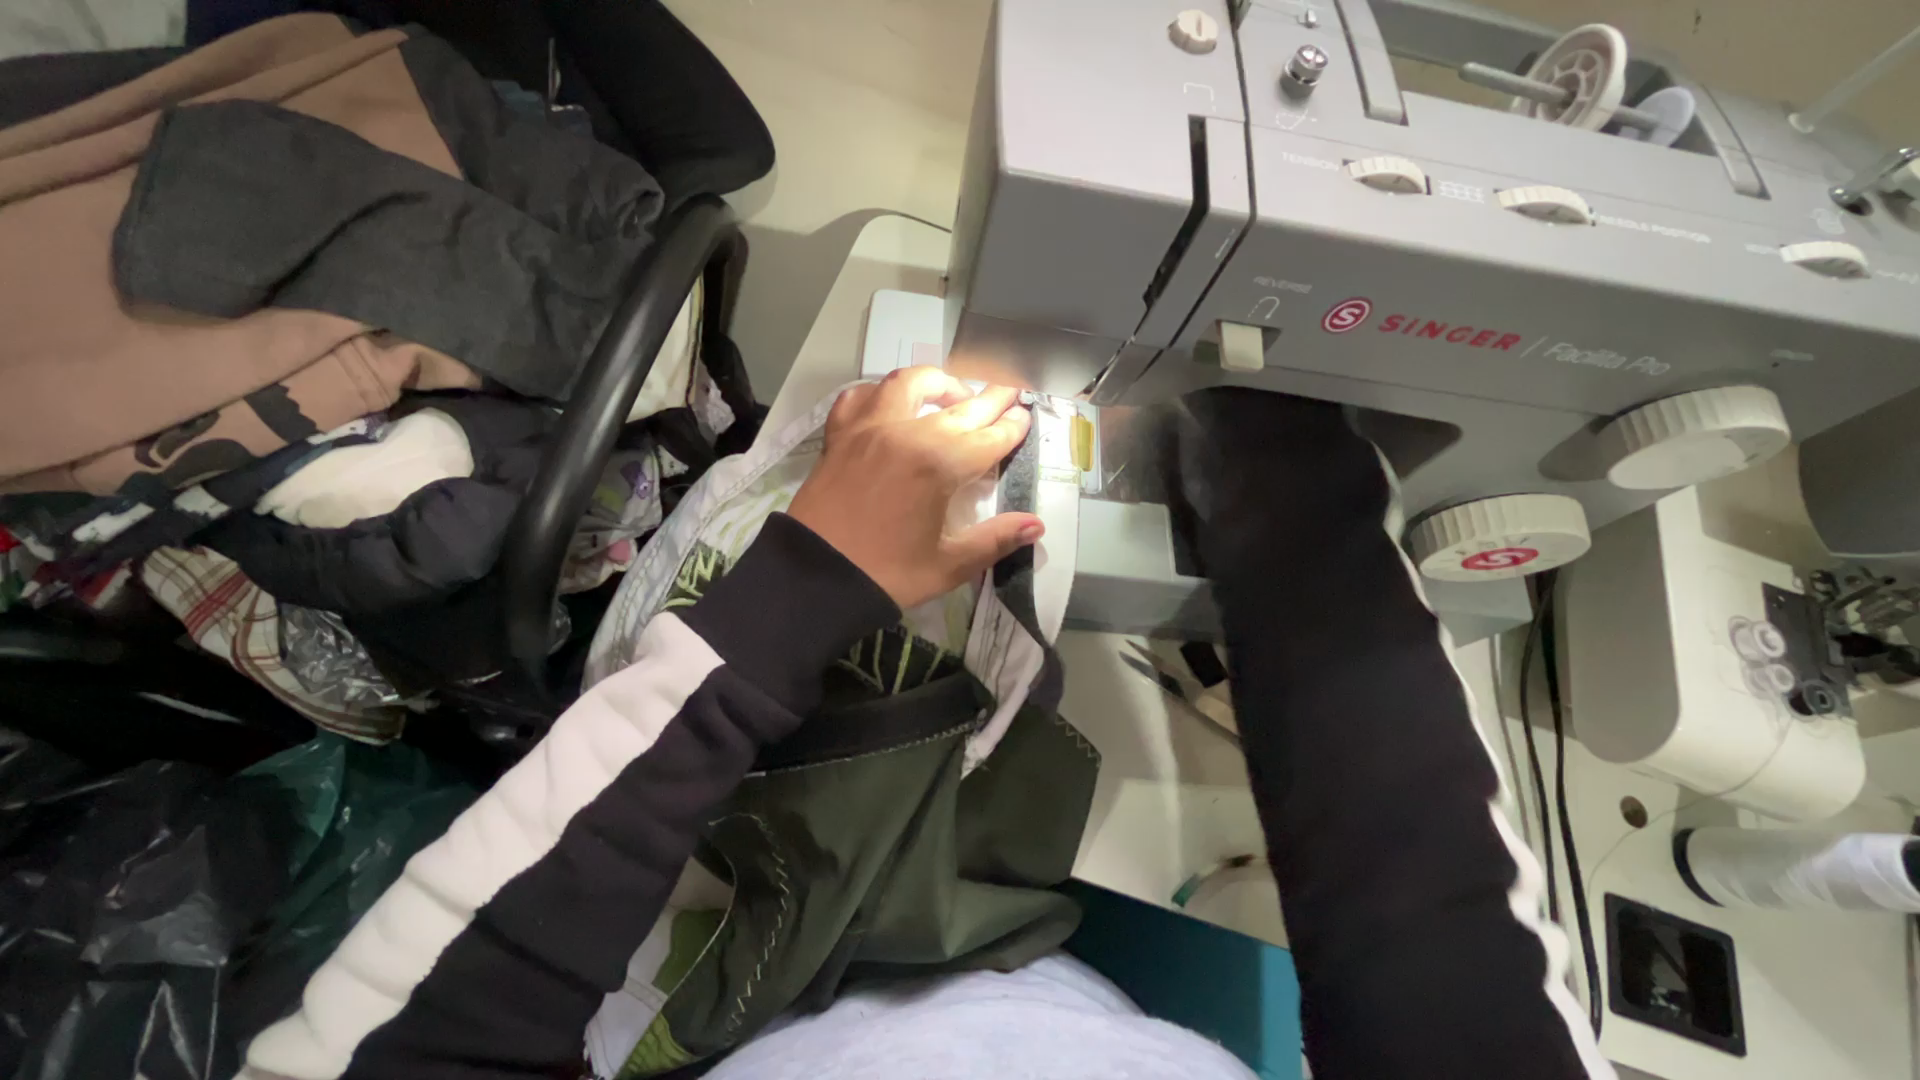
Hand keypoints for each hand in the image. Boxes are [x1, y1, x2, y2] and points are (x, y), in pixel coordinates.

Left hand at [787, 367, 1043, 609]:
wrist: (814, 578)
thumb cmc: (888, 575)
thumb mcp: (949, 564)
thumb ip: (995, 539)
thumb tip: (1036, 525)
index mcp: (940, 464)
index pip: (989, 437)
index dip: (1011, 428)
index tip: (1024, 417)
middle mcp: (908, 433)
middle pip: (959, 406)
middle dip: (989, 399)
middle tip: (1008, 393)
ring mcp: (870, 428)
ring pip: (908, 383)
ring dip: (937, 383)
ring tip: (951, 395)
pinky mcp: (839, 435)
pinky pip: (861, 396)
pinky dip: (881, 393)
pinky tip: (890, 403)